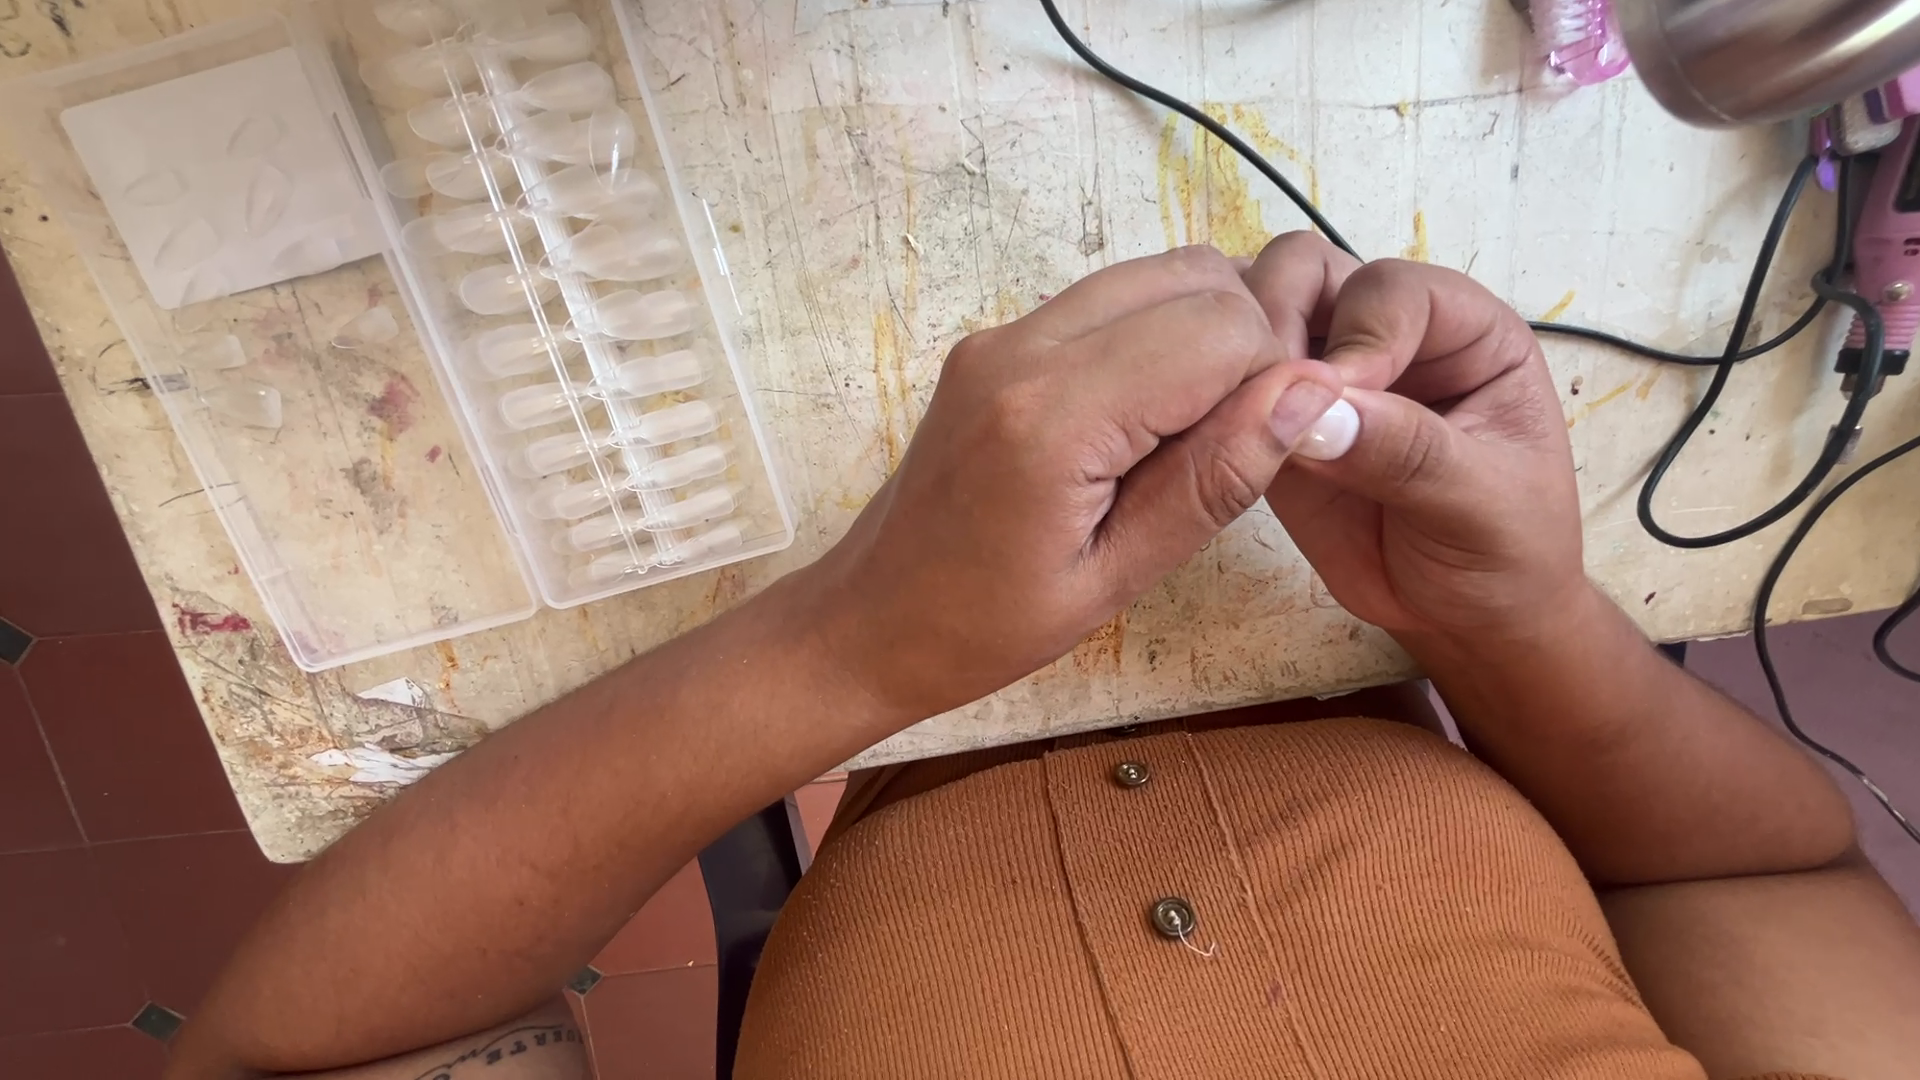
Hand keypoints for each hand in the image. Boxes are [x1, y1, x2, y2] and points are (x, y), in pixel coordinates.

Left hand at [799, 246, 1347, 717]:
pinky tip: (1136, 420)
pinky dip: (1150, 339)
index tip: (1260, 448)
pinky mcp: (991, 345)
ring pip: (1151, 277)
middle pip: (1193, 279)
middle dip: (1241, 348)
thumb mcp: (1113, 579)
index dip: (1270, 379)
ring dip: (1198, 338)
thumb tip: (1305, 393)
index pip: (1219, 329)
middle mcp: (1019, 349)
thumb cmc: (983, 627)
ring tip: (1180, 437)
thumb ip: (1211, 481)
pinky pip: (1103, 304)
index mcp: (1049, 417)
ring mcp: (998, 337)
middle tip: (1223, 444)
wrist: (870, 617)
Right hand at [1246, 233, 1585, 643]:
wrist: (1454, 613)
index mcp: (1458, 330)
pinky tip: (1205, 437)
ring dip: (1232, 352)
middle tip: (1264, 396)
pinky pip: (1227, 389)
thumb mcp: (1479, 502)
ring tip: (1228, 413)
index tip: (1340, 407)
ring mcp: (1316, 380)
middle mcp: (1380, 338)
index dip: (1358, 336)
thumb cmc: (1500, 550)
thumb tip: (1315, 414)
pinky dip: (1208, 401)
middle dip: (1275, 318)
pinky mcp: (1271, 426)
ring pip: (1252, 318)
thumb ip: (1406, 451)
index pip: (1390, 290)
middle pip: (1305, 272)